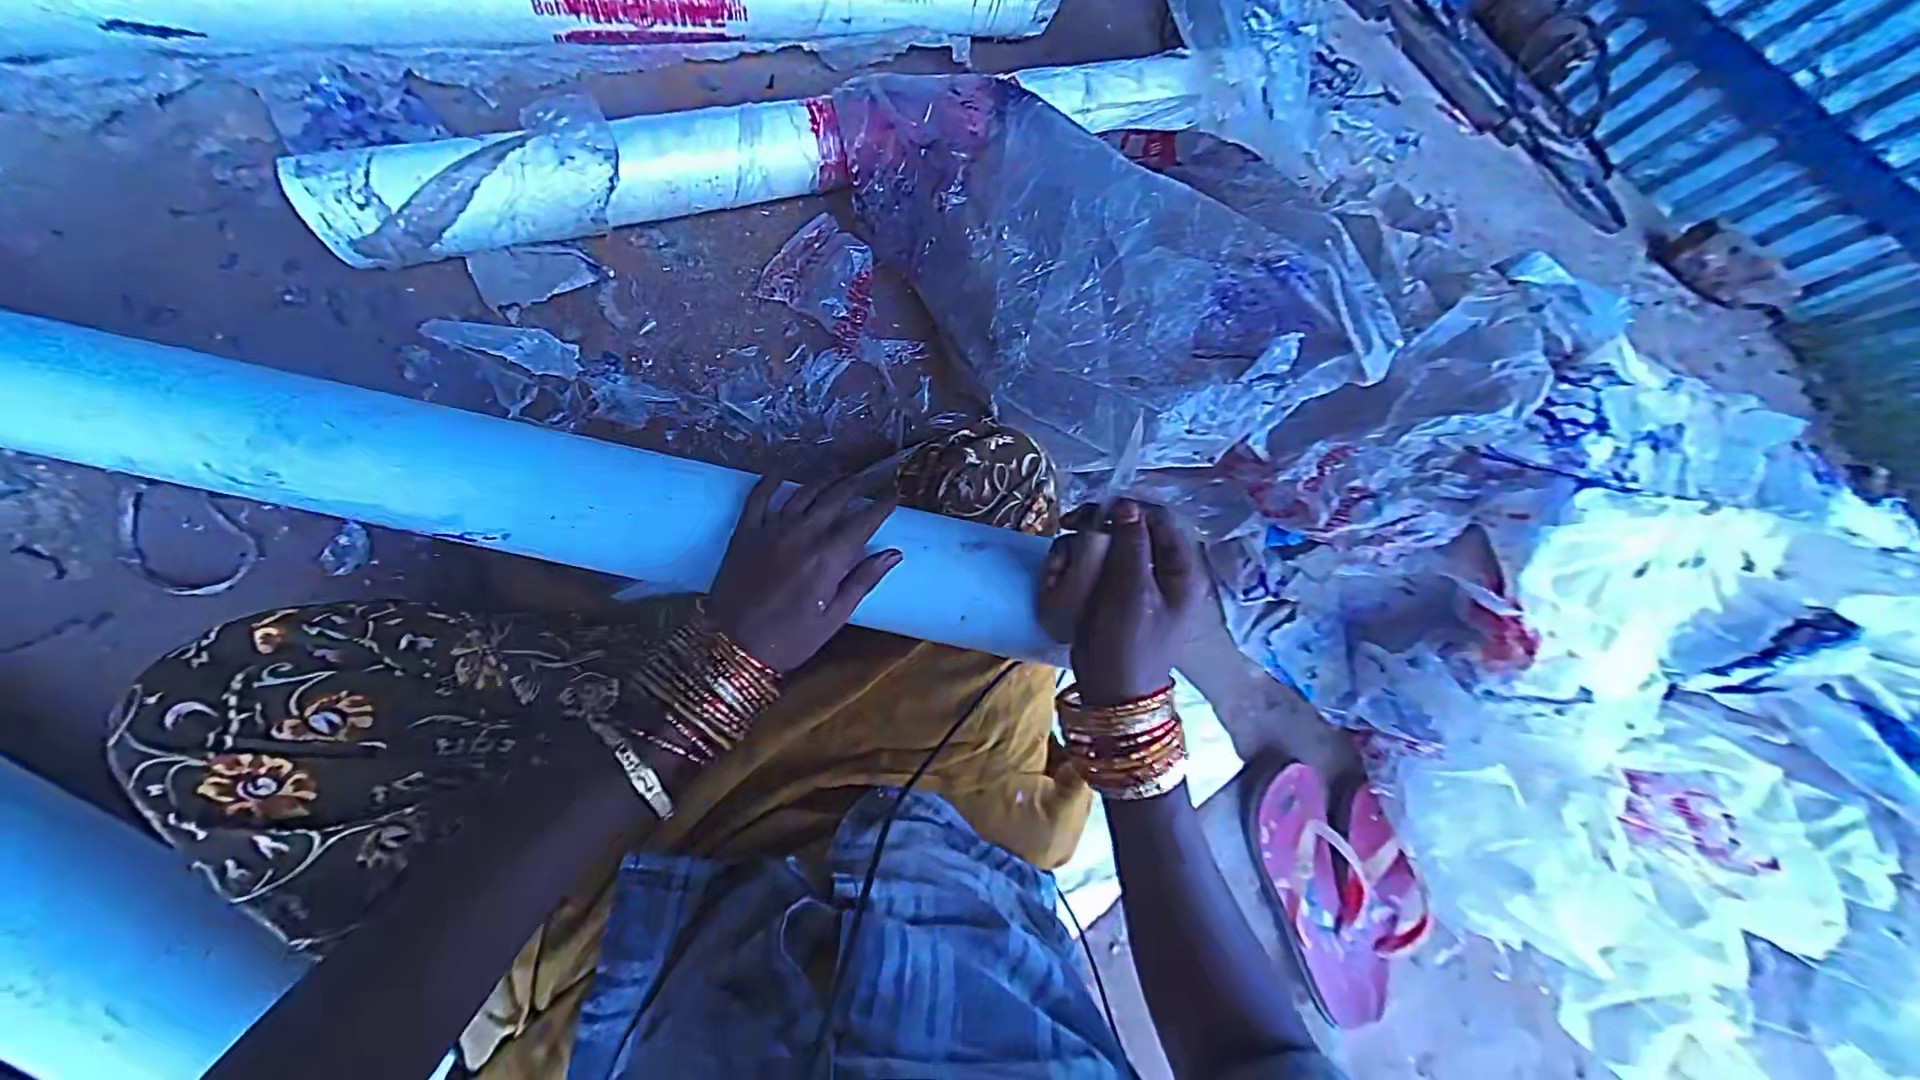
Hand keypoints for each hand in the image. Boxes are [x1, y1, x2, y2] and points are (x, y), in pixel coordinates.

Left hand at [706, 474, 901, 672]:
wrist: (732, 646)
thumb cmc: (790, 640)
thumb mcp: (834, 618)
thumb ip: (863, 581)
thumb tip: (893, 554)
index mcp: (827, 558)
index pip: (862, 522)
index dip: (881, 507)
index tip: (894, 496)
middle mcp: (802, 535)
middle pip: (834, 498)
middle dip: (855, 485)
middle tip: (868, 479)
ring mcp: (771, 530)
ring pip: (802, 492)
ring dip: (823, 479)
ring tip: (838, 473)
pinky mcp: (745, 532)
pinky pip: (758, 497)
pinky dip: (771, 481)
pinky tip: (781, 474)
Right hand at [1039, 499, 1203, 705]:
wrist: (1114, 690)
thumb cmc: (1129, 643)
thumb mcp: (1133, 593)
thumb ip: (1132, 545)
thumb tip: (1124, 505)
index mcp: (1180, 569)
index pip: (1159, 519)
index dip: (1127, 508)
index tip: (1094, 511)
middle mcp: (1163, 570)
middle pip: (1135, 528)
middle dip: (1102, 523)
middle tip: (1071, 523)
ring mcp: (1140, 582)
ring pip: (1114, 543)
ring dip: (1088, 541)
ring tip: (1066, 550)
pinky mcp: (1118, 592)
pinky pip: (1102, 563)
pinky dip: (1084, 560)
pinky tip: (1066, 567)